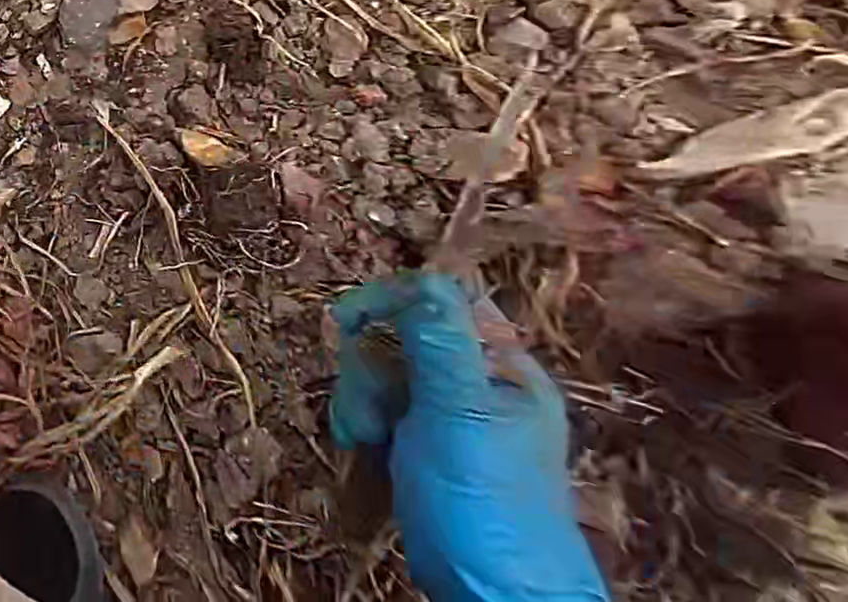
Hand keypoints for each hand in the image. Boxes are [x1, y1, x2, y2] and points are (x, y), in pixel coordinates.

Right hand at [331, 273, 606, 601]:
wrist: (489, 594)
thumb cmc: (485, 504)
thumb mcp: (460, 420)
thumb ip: (440, 347)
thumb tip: (425, 278)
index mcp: (499, 366)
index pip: (441, 295)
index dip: (392, 297)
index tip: (348, 318)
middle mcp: (470, 377)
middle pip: (395, 330)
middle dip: (368, 363)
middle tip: (371, 403)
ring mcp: (440, 404)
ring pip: (375, 362)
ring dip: (358, 394)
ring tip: (366, 436)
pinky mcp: (415, 429)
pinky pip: (370, 395)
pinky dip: (357, 414)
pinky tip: (363, 443)